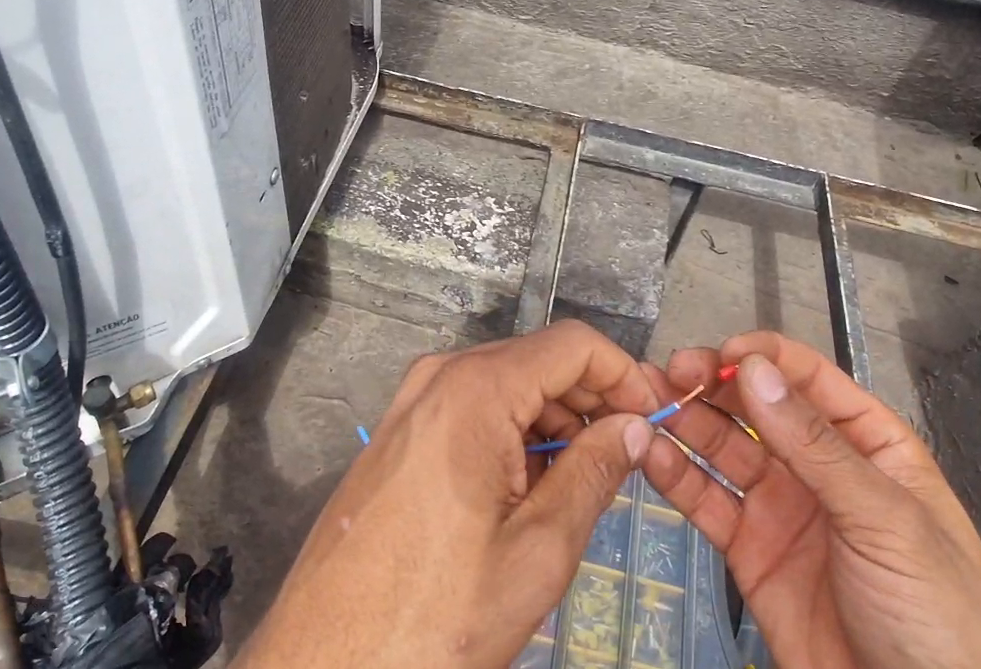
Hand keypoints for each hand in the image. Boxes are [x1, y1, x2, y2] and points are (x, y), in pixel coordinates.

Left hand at [234, 320, 661, 668]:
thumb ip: (594, 473)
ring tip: (580, 484)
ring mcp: (410, 405)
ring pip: (505, 387)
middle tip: (627, 458)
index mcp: (475, 389)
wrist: (326, 663)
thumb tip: (634, 426)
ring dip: (553, 422)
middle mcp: (438, 378)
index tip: (655, 419)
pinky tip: (526, 492)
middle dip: (591, 400)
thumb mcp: (537, 550)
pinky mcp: (397, 436)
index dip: (624, 374)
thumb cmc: (438, 614)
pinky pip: (470, 412)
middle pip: (537, 361)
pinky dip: (511, 437)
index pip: (573, 344)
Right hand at [643, 332, 980, 668]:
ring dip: (686, 422)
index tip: (722, 353)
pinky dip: (676, 475)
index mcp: (869, 445)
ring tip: (646, 402)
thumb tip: (754, 369)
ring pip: (724, 448)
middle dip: (714, 384)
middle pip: (757, 408)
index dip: (765, 359)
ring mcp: (780, 506)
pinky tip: (650, 453)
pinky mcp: (748, 549)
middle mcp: (818, 466)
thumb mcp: (884, 519)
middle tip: (671, 372)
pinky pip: (707, 501)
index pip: (810, 381)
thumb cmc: (932, 611)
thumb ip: (814, 445)